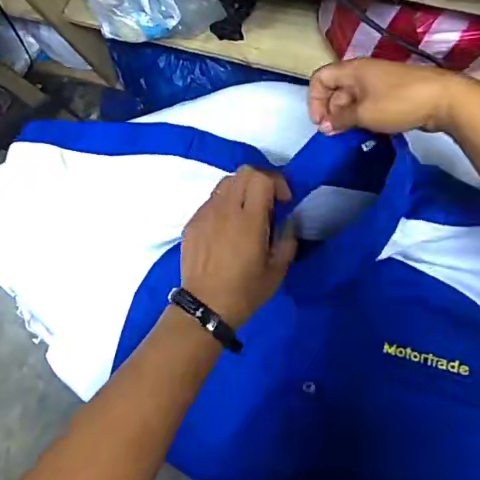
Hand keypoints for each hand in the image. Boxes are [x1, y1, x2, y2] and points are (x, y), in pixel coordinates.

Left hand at [179, 167, 298, 327]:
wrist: (205, 306)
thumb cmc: (245, 291)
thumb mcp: (277, 270)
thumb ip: (287, 238)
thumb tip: (288, 220)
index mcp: (248, 219)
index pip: (261, 177)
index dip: (276, 182)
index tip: (283, 202)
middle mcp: (224, 209)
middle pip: (243, 172)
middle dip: (261, 181)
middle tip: (269, 202)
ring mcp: (204, 213)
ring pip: (225, 183)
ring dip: (241, 190)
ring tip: (247, 213)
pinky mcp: (192, 222)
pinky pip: (211, 201)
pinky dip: (224, 204)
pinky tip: (227, 228)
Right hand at [308, 59, 469, 135]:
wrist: (444, 99)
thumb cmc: (398, 102)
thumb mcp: (364, 114)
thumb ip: (340, 119)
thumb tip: (324, 126)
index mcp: (352, 70)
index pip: (320, 78)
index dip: (314, 100)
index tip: (321, 122)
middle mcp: (363, 72)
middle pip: (335, 89)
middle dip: (330, 111)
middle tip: (334, 133)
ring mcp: (379, 82)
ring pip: (352, 97)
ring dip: (346, 116)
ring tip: (350, 135)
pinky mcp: (392, 93)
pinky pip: (368, 102)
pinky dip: (362, 115)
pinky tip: (368, 131)